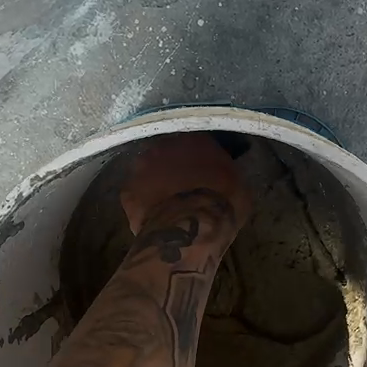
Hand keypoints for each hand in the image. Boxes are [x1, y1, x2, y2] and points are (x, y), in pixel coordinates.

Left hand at [118, 133, 253, 233]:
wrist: (190, 227)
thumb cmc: (222, 205)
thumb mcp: (240, 188)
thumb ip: (228, 177)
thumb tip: (226, 184)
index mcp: (196, 139)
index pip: (197, 144)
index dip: (200, 161)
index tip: (205, 175)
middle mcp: (164, 145)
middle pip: (169, 154)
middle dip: (174, 169)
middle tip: (184, 189)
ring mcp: (141, 166)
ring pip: (148, 173)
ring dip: (156, 184)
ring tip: (167, 205)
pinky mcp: (127, 191)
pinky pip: (136, 196)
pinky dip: (143, 204)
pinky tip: (154, 218)